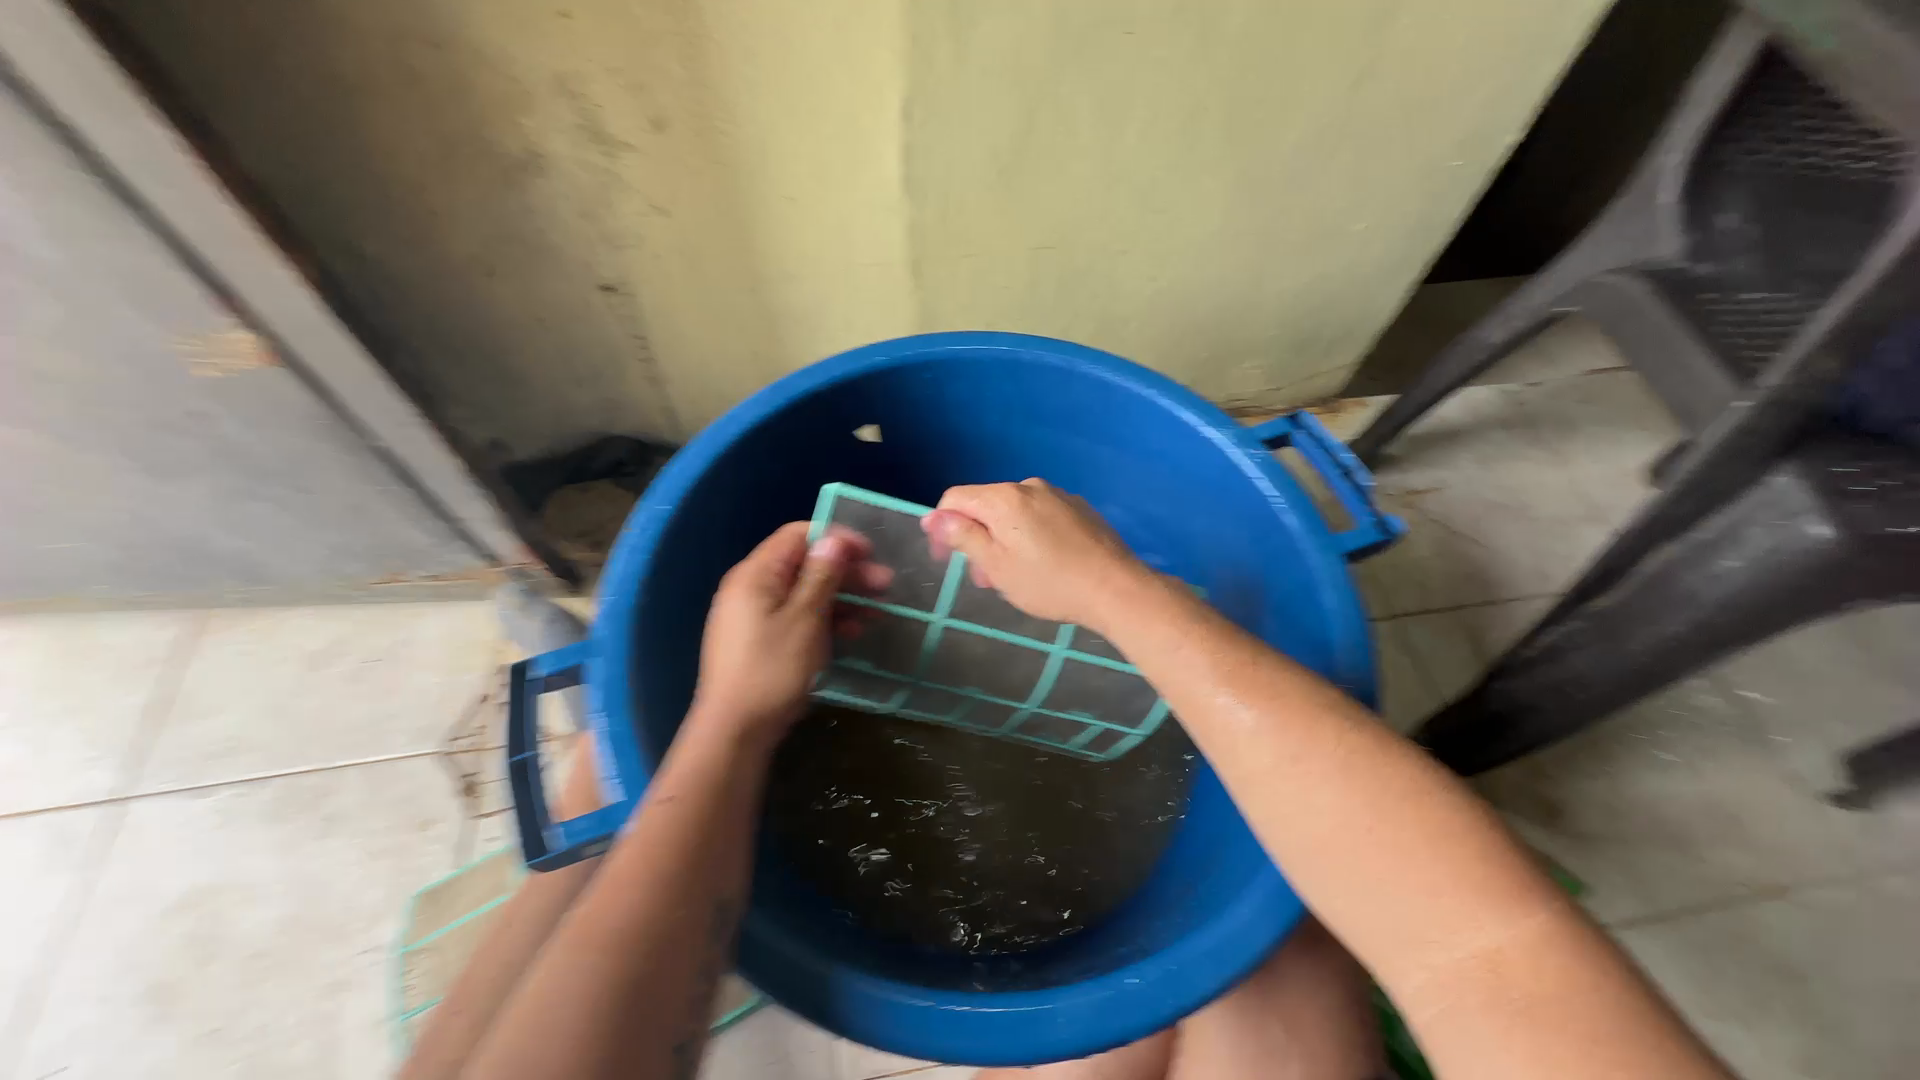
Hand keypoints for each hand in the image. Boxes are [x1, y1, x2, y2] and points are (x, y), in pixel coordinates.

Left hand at [690, 522, 885, 739]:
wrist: (736, 731)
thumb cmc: (772, 670)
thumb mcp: (805, 619)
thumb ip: (821, 576)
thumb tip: (834, 539)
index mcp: (756, 574)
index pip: (798, 535)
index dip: (836, 539)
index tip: (871, 554)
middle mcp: (751, 588)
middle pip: (804, 564)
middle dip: (846, 572)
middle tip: (886, 585)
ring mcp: (754, 616)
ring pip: (804, 593)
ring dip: (842, 598)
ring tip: (878, 613)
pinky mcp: (761, 641)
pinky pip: (797, 617)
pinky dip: (825, 620)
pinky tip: (852, 632)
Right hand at [920, 478, 1148, 628]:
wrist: (1116, 588)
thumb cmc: (1050, 583)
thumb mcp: (997, 566)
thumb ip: (963, 537)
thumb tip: (934, 517)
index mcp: (1003, 498)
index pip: (954, 498)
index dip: (941, 526)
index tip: (944, 559)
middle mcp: (1028, 486)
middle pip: (985, 505)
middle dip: (976, 537)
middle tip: (985, 578)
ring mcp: (1057, 494)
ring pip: (1013, 512)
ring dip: (1003, 538)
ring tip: (1014, 575)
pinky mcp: (1078, 507)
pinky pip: (1039, 514)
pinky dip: (1029, 534)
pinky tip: (1044, 563)